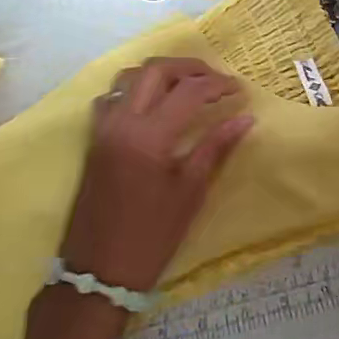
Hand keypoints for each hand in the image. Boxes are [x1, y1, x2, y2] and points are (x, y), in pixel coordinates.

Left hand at [61, 58, 254, 292]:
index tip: (240, 90)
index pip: (188, 91)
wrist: (98, 270)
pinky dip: (135, 89)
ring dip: (161, 72)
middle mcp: (121, 122)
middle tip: (216, 79)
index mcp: (148, 136)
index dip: (218, 85)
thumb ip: (215, 148)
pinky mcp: (93, 139)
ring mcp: (103, 128)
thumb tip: (245, 118)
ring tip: (187, 85)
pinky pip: (112, 96)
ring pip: (129, 77)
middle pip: (156, 70)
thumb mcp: (190, 193)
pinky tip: (152, 104)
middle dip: (189, 68)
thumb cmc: (152, 236)